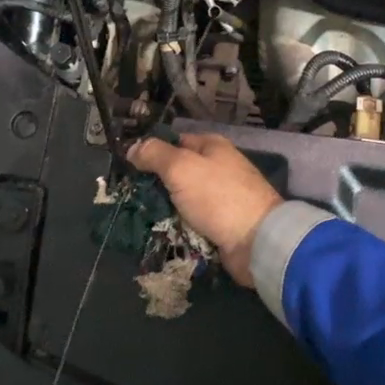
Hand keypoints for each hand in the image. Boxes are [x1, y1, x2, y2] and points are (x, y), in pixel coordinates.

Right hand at [126, 132, 282, 286]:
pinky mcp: (221, 224)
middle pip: (176, 173)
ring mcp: (220, 197)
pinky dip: (179, 226)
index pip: (173, 142)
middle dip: (155, 185)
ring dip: (165, 208)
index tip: (128, 168)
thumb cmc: (218, 197)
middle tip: (131, 197)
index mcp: (212, 147)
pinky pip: (192, 221)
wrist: (257, 242)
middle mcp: (217, 168)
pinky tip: (162, 231)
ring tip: (140, 217)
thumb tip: (133, 147)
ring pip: (182, 199)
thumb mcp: (181, 167)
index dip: (151, 152)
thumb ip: (154, 154)